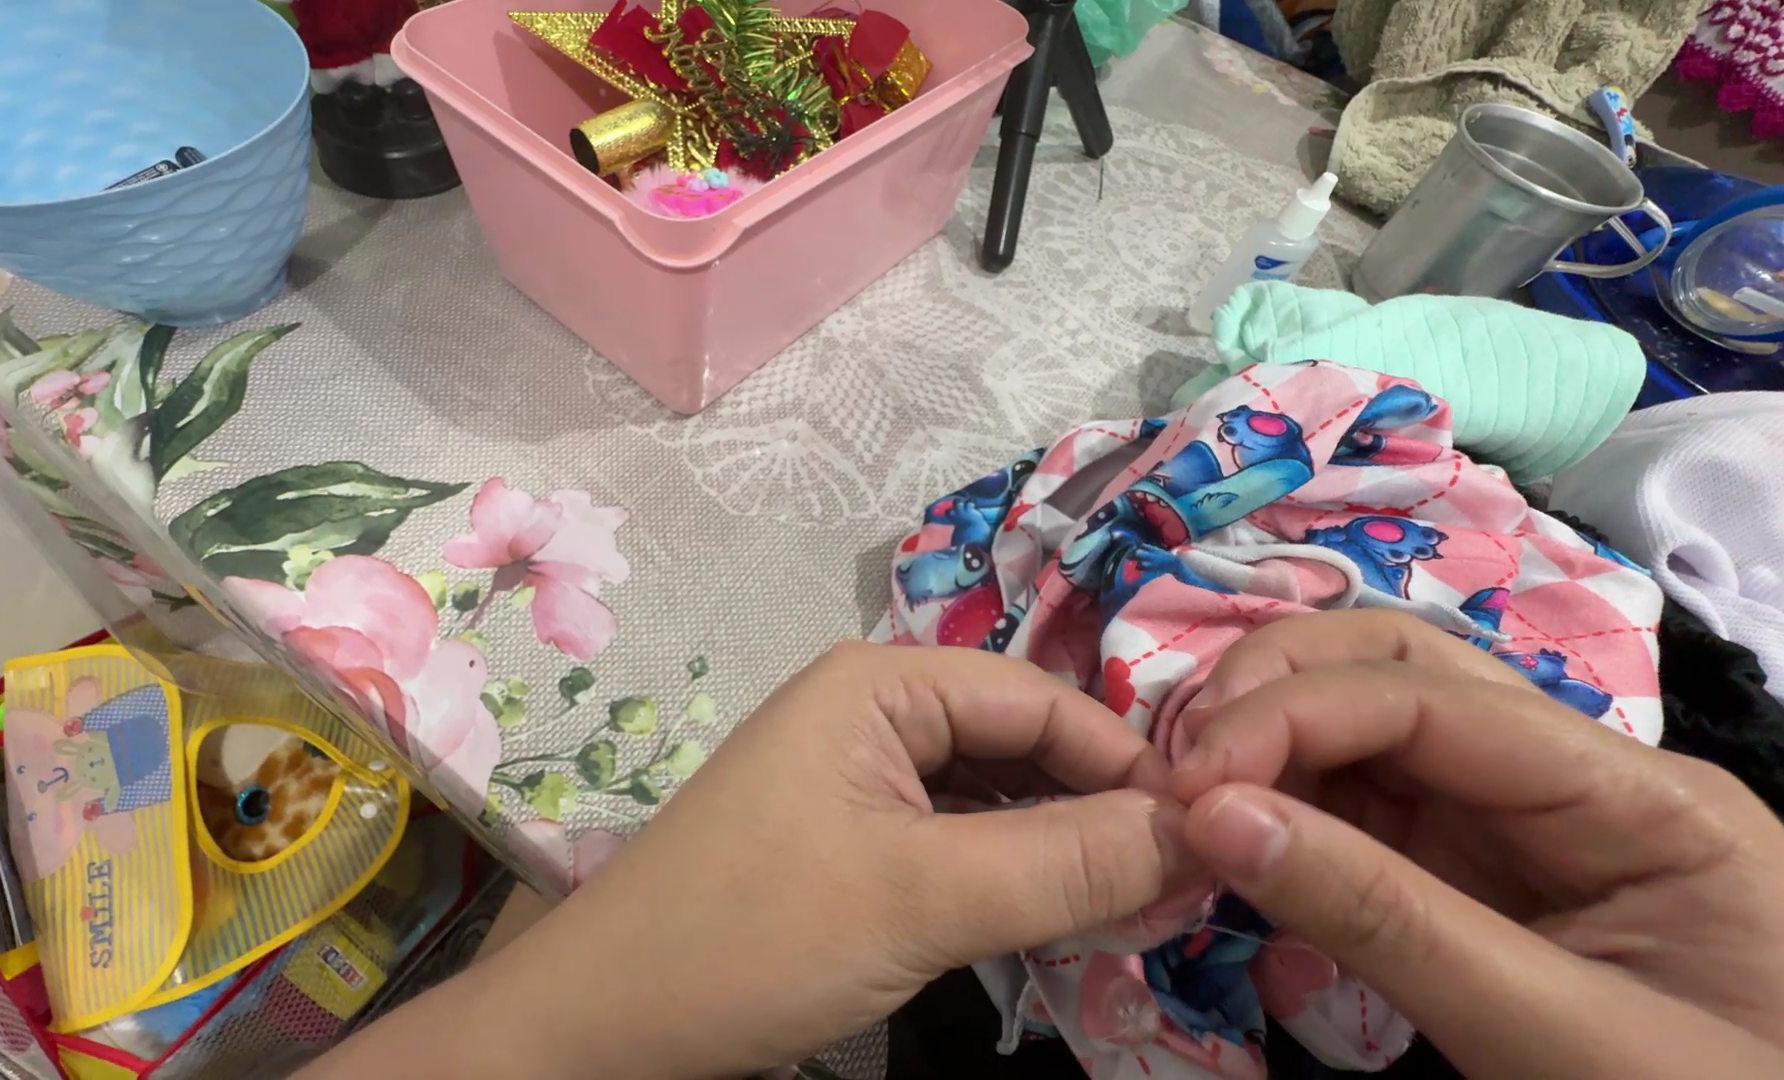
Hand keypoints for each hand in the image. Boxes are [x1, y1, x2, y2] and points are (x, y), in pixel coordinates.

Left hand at [305, 643, 1194, 1079]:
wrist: (607, 1016)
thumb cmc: (754, 933)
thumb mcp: (921, 899)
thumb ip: (1062, 862)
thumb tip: (1197, 833)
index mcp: (882, 681)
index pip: (1036, 699)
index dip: (1124, 760)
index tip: (1212, 832)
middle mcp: (873, 705)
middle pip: (1014, 739)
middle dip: (1094, 803)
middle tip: (1184, 879)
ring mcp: (859, 765)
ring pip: (988, 788)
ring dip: (1056, 839)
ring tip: (1136, 900)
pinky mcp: (851, 823)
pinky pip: (952, 827)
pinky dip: (1007, 864)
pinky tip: (1055, 906)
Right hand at [1168, 610, 1783, 1078]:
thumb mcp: (1565, 1045)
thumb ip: (1381, 921)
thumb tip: (1207, 817)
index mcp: (1632, 793)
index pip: (1423, 696)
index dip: (1286, 715)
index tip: (1188, 781)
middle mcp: (1559, 767)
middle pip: (1392, 660)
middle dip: (1272, 684)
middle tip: (1188, 753)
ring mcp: (1501, 806)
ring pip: (1355, 712)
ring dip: (1261, 730)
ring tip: (1194, 786)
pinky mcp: (1452, 852)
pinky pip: (1345, 788)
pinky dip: (1273, 789)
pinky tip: (1232, 819)